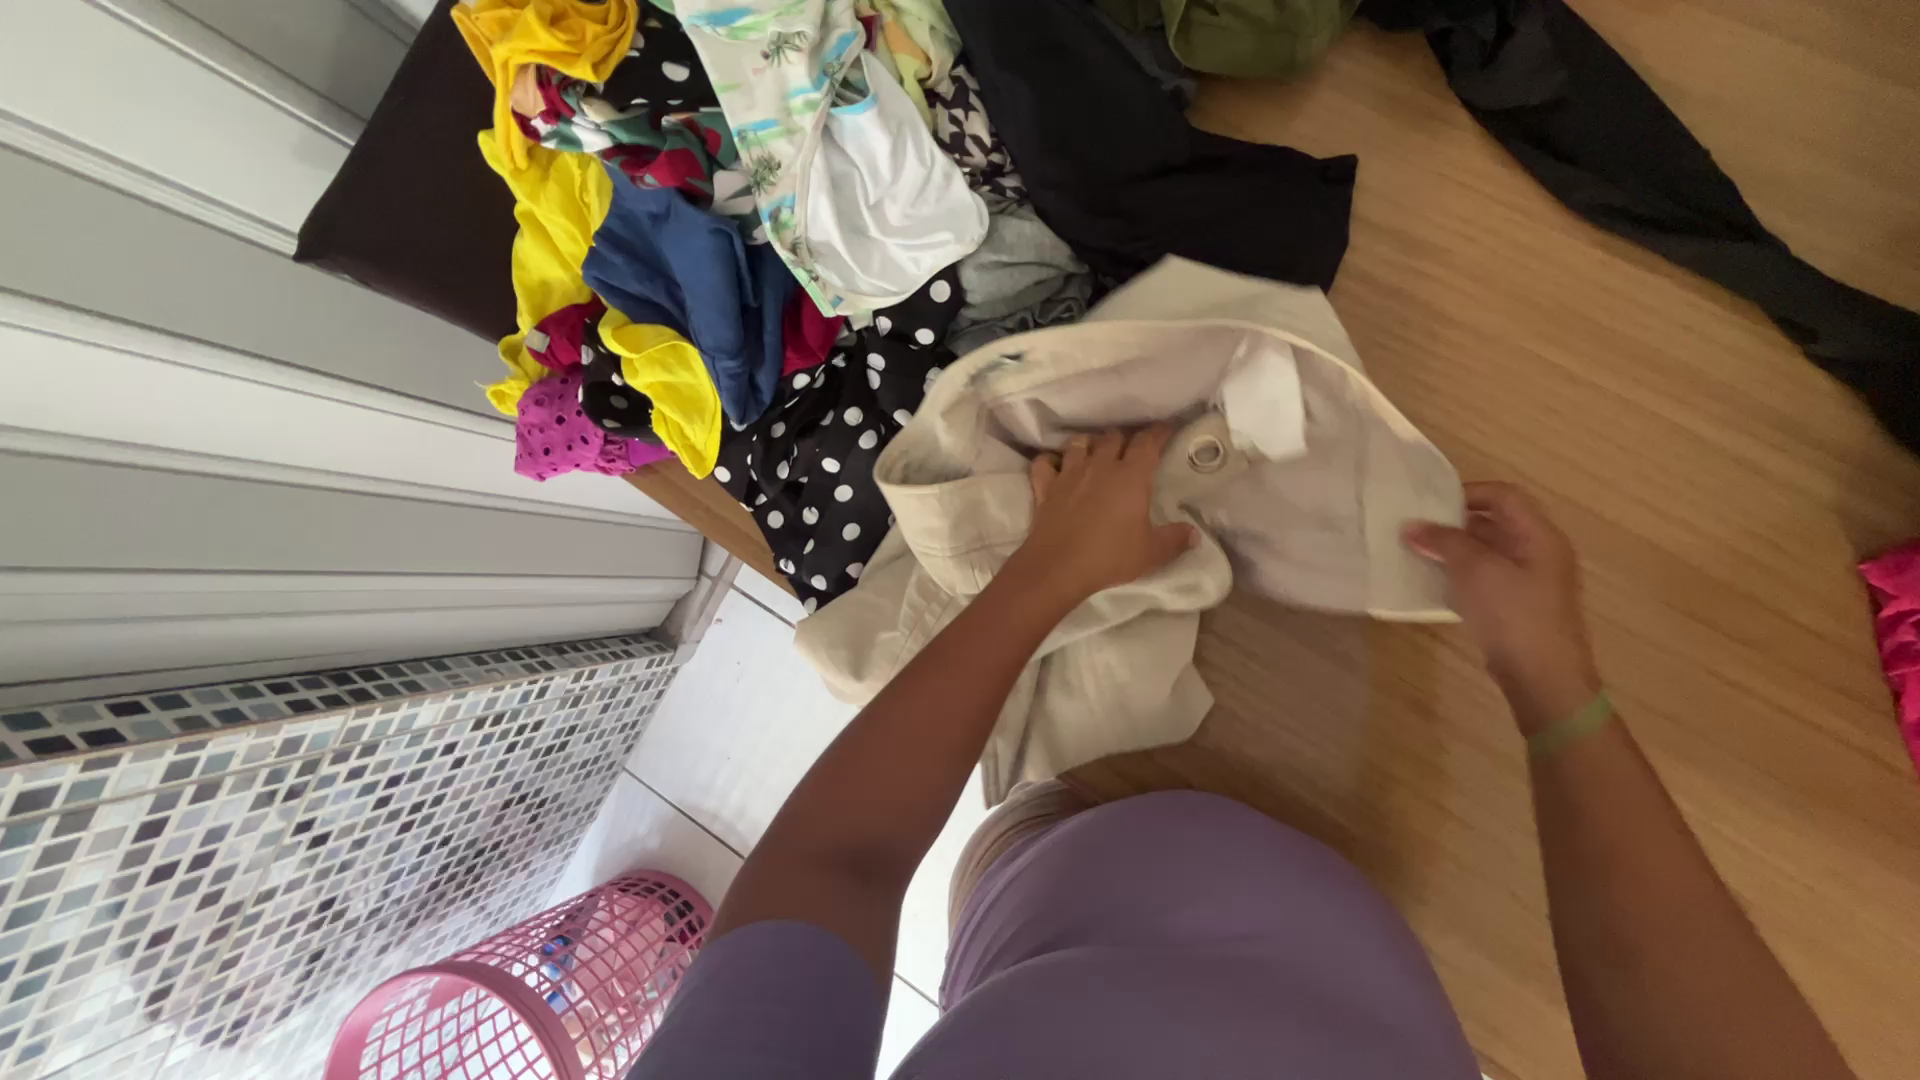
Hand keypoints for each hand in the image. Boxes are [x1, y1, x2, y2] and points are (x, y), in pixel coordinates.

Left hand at [1003, 425, 1198, 605]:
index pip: (1148, 443)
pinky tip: (1055, 465)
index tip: (1166, 428)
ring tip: (1095, 451)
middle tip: (1130, 448)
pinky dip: (1050, 460)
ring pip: (1078, 443)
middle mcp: (1099, 467)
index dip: (1159, 432)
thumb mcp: (1150, 553)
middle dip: (1124, 437)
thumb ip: (1174, 540)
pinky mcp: (1045, 487)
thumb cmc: (1109, 557)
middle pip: (1113, 437)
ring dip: (1089, 443)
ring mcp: (1069, 474)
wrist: (1058, 567)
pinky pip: (1045, 463)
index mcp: (1130, 477)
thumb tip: (1194, 535)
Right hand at [1404, 482, 1600, 733]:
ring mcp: (1531, 581)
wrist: (1542, 676)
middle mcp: (1540, 552)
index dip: (1467, 492)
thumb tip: (1412, 526)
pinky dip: (1461, 572)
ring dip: (1454, 549)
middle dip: (1455, 522)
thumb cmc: (1513, 614)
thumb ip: (1444, 542)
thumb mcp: (1475, 570)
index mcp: (1539, 536)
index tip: (1428, 503)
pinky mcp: (1518, 606)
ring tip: (1418, 553)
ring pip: (1489, 551)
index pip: (1504, 496)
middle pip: (1496, 522)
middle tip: (1416, 528)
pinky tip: (1436, 582)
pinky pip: (1486, 577)